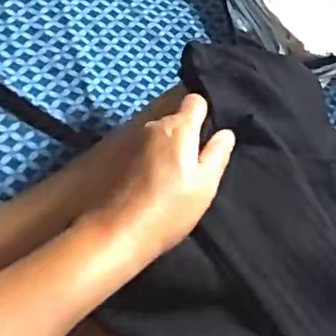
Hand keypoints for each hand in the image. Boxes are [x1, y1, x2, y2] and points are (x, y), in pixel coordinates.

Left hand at [85, 94, 234, 264]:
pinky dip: (143, 155)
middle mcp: (152, 124)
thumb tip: (225, 133)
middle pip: (173, 117)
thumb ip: (217, 154)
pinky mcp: (110, 152)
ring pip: (154, 132)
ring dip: (161, 145)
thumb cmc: (167, 210)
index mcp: (178, 127)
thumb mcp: (204, 186)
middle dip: (182, 133)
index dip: (203, 114)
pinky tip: (142, 181)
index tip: (205, 136)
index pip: (196, 100)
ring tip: (163, 176)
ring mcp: (128, 136)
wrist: (114, 234)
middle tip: (187, 164)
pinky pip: (136, 145)